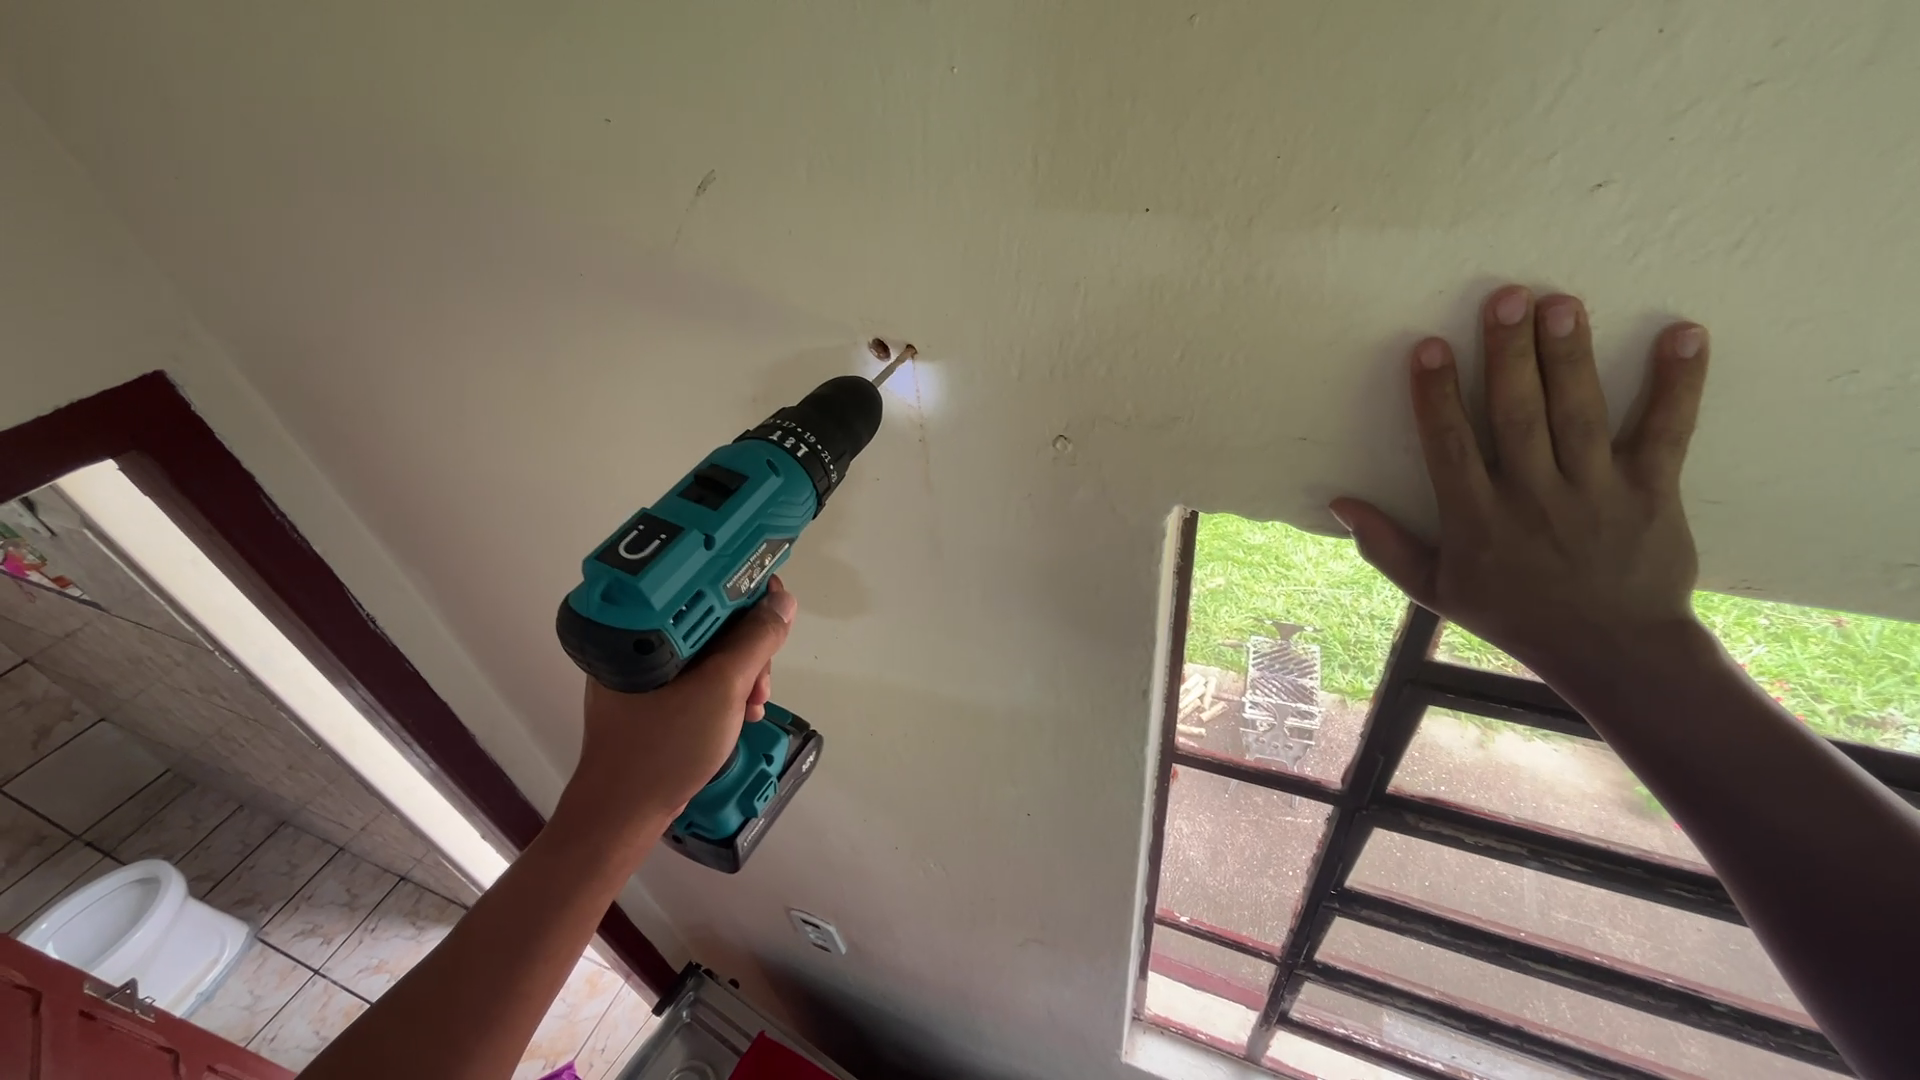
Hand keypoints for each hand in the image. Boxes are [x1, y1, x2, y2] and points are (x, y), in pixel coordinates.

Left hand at [555, 578, 797, 833]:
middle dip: (749, 647)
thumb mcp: (723, 688)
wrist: (625, 814)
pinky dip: (724, 688)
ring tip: (753, 704)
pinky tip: (740, 712)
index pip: (698, 586)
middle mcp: (636, 642)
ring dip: (743, 672)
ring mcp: (642, 673)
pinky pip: (697, 676)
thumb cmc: (667, 746)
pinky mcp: (651, 697)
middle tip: (761, 680)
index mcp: (638, 628)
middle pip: (710, 621)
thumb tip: (783, 601)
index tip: (773, 607)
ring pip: (708, 651)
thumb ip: (757, 640)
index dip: (743, 591)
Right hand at [1330, 286, 1710, 678]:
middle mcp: (1532, 498)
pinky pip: (1666, 431)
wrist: (1612, 650)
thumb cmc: (1513, 615)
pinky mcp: (1652, 491)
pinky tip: (1682, 333)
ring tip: (1562, 303)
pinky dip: (1677, 383)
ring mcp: (1595, 491)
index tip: (1430, 347)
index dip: (1437, 395)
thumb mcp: (1434, 590)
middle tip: (1505, 298)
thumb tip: (1339, 504)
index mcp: (1476, 520)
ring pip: (1579, 414)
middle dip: (1509, 355)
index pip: (1450, 447)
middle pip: (1517, 415)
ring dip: (1570, 356)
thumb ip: (1385, 546)